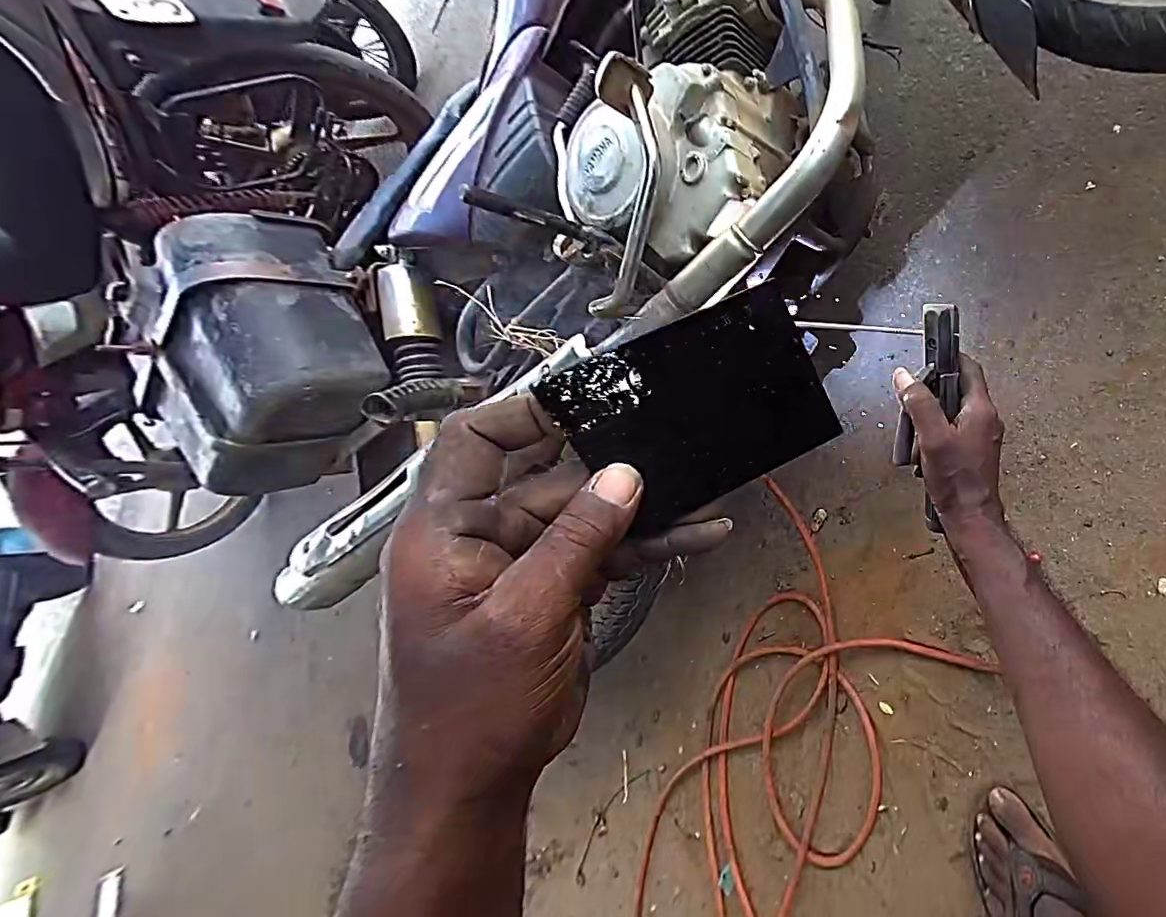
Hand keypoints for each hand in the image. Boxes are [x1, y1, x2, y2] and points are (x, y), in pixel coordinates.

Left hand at [372, 395, 726, 811]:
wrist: (476, 782)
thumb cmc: (472, 706)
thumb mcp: (525, 615)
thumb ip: (577, 539)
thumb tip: (625, 474)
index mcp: (448, 531)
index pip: (473, 443)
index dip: (524, 412)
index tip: (586, 398)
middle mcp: (488, 535)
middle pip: (555, 477)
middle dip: (613, 466)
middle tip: (669, 444)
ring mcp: (531, 560)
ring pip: (595, 514)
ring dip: (647, 507)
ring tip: (702, 496)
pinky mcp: (563, 584)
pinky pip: (613, 548)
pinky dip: (653, 542)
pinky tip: (699, 534)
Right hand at [893, 355, 1008, 543]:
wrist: (970, 517)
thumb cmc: (957, 481)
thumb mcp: (932, 437)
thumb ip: (919, 403)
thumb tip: (905, 376)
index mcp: (981, 409)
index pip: (968, 368)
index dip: (947, 360)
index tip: (928, 359)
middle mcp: (986, 419)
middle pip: (955, 391)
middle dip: (930, 398)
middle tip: (912, 410)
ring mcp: (982, 435)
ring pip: (951, 412)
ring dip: (930, 421)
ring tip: (917, 440)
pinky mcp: (974, 450)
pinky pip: (952, 431)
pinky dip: (935, 436)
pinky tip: (924, 453)